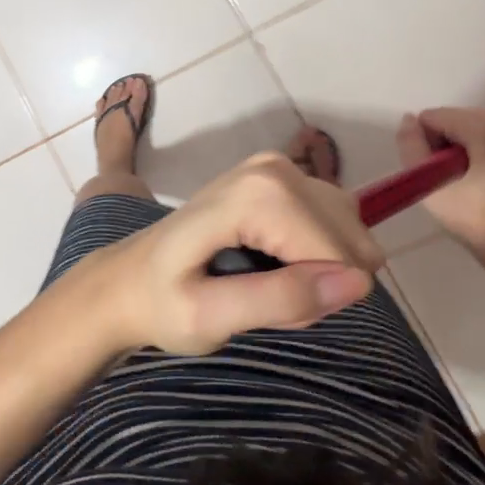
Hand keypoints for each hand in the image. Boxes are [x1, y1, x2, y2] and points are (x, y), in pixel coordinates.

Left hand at [78, 153, 383, 355]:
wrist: (126, 281)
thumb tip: (358, 281)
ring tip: (262, 284)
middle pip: (349, 241)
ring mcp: (277, 168)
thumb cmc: (160, 304)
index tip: (263, 309)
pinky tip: (270, 267)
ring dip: (319, 271)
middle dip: (319, 283)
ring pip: (346, 233)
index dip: (314, 298)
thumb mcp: (210, 317)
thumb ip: (280, 299)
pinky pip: (332, 224)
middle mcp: (274, 168)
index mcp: (256, 195)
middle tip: (260, 299)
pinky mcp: (280, 178)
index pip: (340, 255)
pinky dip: (313, 256)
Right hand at [397, 108, 484, 261]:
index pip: (435, 117)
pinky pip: (483, 131)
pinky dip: (471, 145)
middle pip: (452, 117)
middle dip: (440, 140)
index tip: (434, 172)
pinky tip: (473, 170)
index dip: (425, 143)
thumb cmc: (475, 220)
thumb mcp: (431, 188)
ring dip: (454, 144)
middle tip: (444, 175)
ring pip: (466, 123)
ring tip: (457, 174)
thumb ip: (413, 150)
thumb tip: (408, 119)